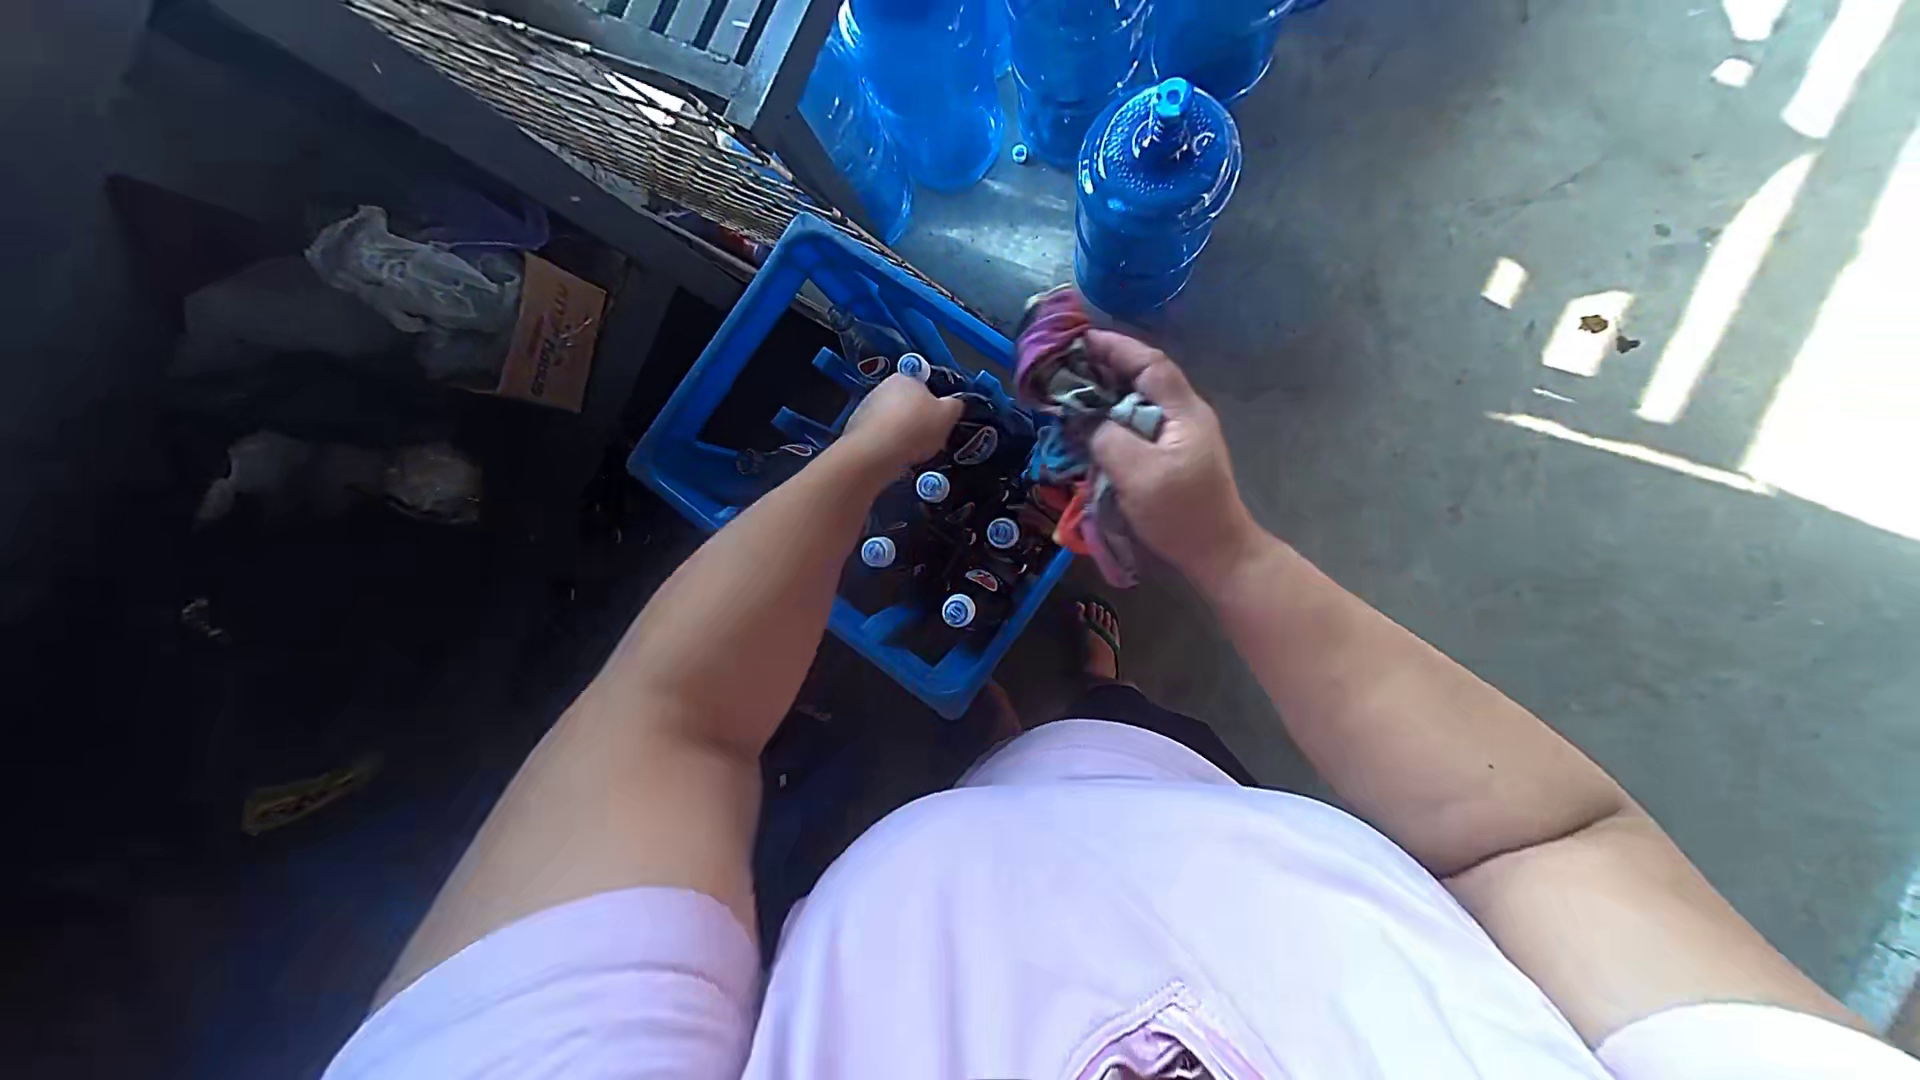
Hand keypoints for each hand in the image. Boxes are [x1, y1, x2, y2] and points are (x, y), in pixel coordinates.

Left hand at [840, 372, 962, 475]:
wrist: (876, 452)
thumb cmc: (916, 428)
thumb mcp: (948, 415)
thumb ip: (954, 405)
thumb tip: (953, 403)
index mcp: (906, 379)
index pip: (925, 389)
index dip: (935, 408)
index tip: (938, 425)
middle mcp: (882, 387)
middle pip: (907, 405)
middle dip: (917, 421)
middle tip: (927, 440)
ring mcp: (866, 407)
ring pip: (892, 422)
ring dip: (901, 434)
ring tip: (910, 452)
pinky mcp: (856, 428)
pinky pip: (879, 437)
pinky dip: (887, 445)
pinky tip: (893, 457)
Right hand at [1087, 330, 1263, 584]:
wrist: (1216, 554)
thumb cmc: (1181, 513)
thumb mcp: (1138, 474)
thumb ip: (1107, 438)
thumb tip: (1081, 418)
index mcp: (1183, 411)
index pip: (1149, 363)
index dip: (1116, 348)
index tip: (1079, 340)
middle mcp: (1182, 416)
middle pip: (1142, 378)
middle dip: (1104, 368)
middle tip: (1064, 367)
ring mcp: (1176, 437)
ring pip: (1136, 403)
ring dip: (1104, 395)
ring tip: (1069, 394)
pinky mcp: (1167, 458)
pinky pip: (1134, 427)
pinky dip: (1109, 421)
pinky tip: (1087, 428)